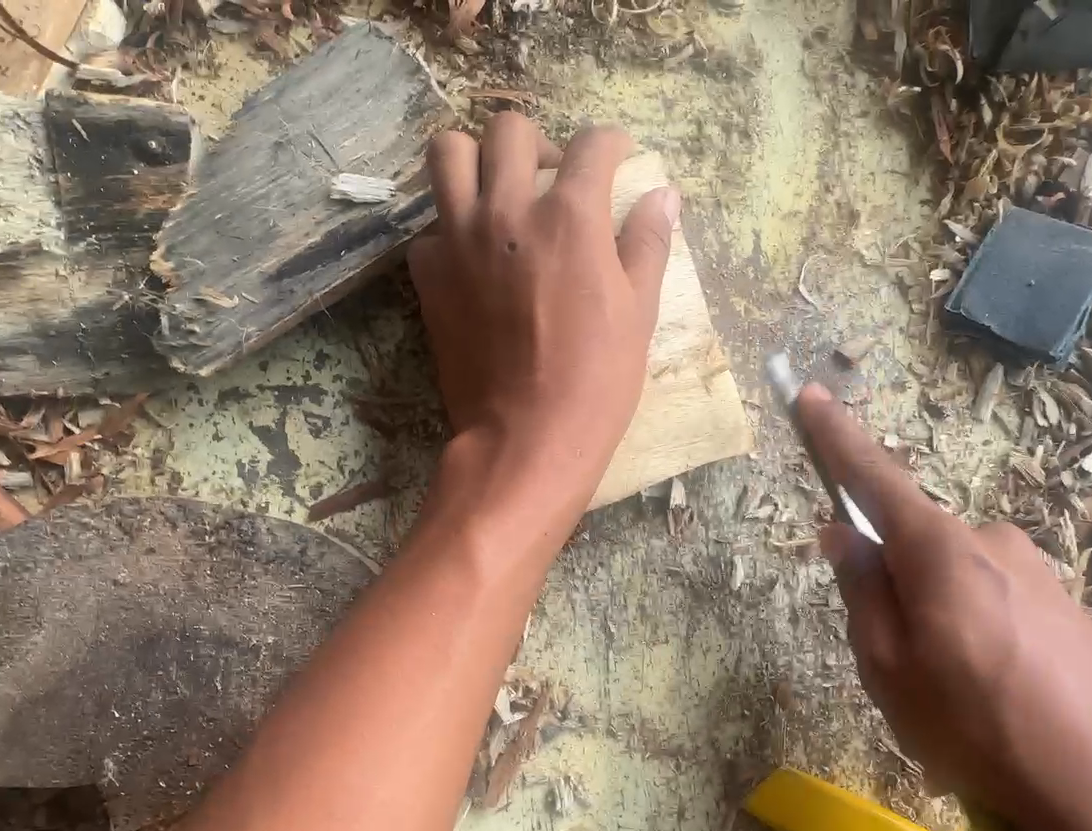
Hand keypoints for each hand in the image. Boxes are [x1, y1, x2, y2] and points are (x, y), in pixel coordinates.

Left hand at [408, 115, 678, 526]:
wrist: (526, 439)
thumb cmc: (596, 383)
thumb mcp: (638, 314)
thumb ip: (648, 244)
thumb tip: (663, 195)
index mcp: (570, 218)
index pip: (592, 145)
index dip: (612, 143)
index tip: (618, 157)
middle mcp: (507, 212)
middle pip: (511, 130)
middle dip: (540, 144)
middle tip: (554, 179)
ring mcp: (458, 240)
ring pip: (449, 153)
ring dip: (478, 159)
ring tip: (499, 193)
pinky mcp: (428, 274)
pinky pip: (429, 225)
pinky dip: (449, 227)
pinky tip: (473, 256)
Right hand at [798, 383, 1091, 830]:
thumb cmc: (974, 725)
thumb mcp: (888, 668)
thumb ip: (861, 591)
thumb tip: (841, 534)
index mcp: (937, 551)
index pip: (874, 479)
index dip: (836, 438)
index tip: (810, 395)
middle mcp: (989, 539)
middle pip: (915, 544)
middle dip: (894, 587)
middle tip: (900, 662)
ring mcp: (1035, 567)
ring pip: (955, 576)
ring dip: (939, 616)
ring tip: (955, 691)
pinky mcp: (1065, 599)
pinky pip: (996, 598)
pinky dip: (979, 632)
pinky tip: (998, 692)